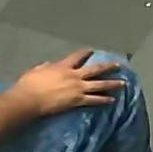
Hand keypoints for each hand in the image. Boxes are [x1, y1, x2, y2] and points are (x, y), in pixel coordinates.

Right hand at [7, 49, 124, 114]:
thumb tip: (50, 65)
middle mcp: (74, 75)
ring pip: (100, 85)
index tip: (92, 50)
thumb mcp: (36, 70)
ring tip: (123, 83)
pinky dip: (104, 100)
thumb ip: (46, 67)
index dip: (85, 53)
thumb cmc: (29, 84)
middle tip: (118, 65)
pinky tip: (113, 100)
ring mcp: (78, 88)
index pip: (76, 57)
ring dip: (112, 84)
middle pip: (95, 69)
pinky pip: (94, 100)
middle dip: (107, 67)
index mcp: (63, 67)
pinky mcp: (78, 100)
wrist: (29, 99)